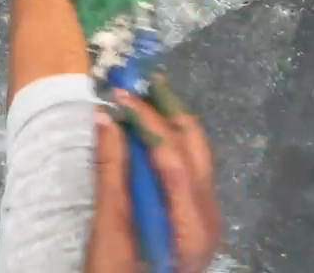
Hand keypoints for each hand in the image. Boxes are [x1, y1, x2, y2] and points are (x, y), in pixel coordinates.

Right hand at [84, 87, 221, 272]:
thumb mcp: (109, 231)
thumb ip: (111, 173)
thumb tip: (106, 118)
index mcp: (191, 227)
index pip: (175, 157)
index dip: (147, 119)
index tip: (118, 93)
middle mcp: (207, 220)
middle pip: (194, 148)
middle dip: (165, 110)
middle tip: (135, 80)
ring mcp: (202, 220)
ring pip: (193, 155)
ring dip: (165, 121)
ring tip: (136, 95)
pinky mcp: (190, 219)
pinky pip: (185, 168)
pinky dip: (164, 142)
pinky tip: (140, 131)